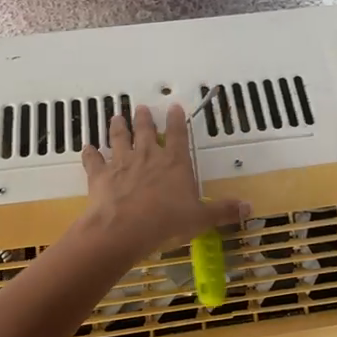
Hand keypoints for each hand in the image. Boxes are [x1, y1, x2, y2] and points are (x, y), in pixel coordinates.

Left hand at [76, 104, 249, 257]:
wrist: (124, 229)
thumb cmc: (166, 222)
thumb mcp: (201, 219)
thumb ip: (223, 211)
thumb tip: (249, 206)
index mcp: (174, 163)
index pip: (178, 135)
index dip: (177, 120)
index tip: (175, 106)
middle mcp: (148, 156)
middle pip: (146, 131)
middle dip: (144, 118)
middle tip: (142, 107)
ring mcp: (121, 163)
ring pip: (119, 139)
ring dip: (118, 127)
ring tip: (117, 116)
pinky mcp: (100, 175)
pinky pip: (93, 160)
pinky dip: (89, 154)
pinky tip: (87, 148)